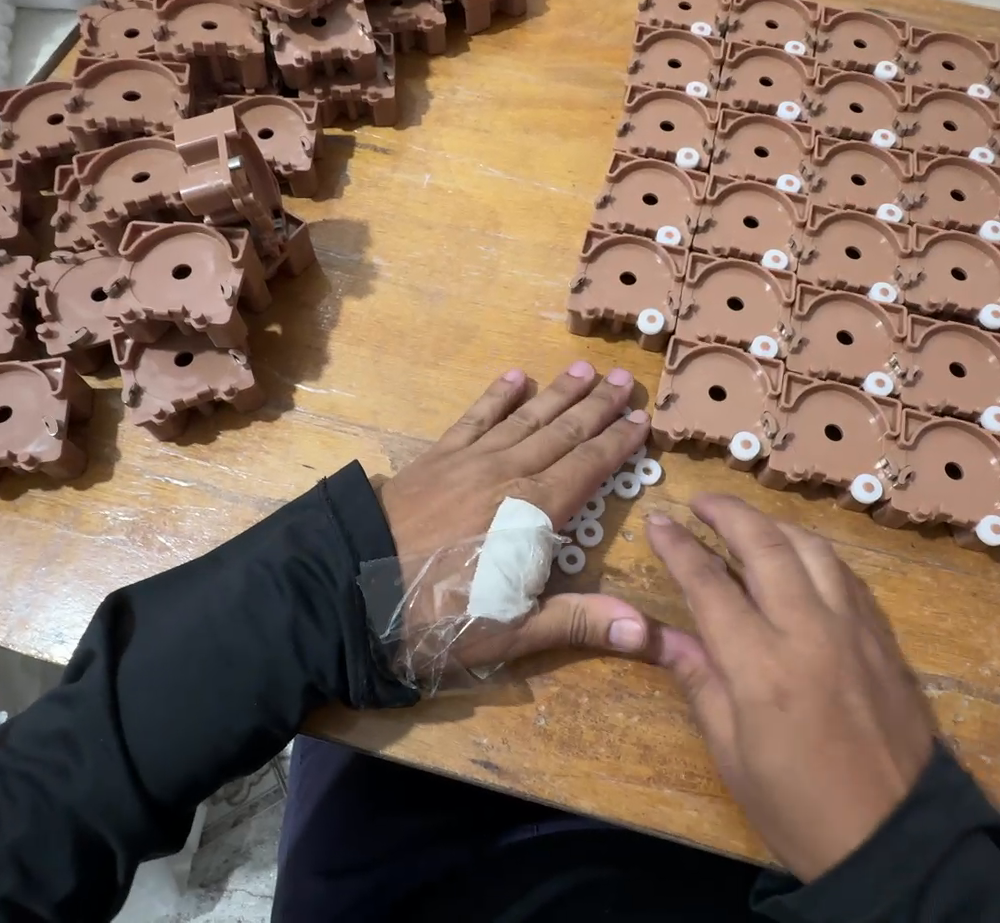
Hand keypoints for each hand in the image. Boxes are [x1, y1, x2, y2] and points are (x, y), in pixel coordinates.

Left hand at [377, 361, 653, 673]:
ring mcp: (469, 460)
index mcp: (533, 512)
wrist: (352, 590)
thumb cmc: (438, 616)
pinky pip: (474, 417)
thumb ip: (579, 621)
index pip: (587, 467)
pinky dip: (496, 396)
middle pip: (562, 432)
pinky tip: (514, 376)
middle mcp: (507, 473)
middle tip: (626, 379)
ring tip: (584, 369)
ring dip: (557, 393)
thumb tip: (647, 631)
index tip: (642, 420)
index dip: (617, 444)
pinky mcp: (436, 457)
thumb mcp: (512, 631)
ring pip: (525, 418)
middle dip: (597, 406)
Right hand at [646, 495, 936, 880]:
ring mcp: (853, 629)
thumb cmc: (798, 806)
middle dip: (727, 512)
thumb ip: (699, 679)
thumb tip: (660, 634)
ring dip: (773, 525)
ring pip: (812, 549)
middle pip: (765, 545)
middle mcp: (808, 630)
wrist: (898, 843)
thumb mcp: (732, 752)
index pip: (708, 584)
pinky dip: (813, 552)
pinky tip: (799, 559)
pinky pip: (845, 574)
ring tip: (746, 524)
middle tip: (701, 501)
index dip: (678, 547)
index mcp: (761, 665)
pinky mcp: (882, 637)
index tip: (658, 521)